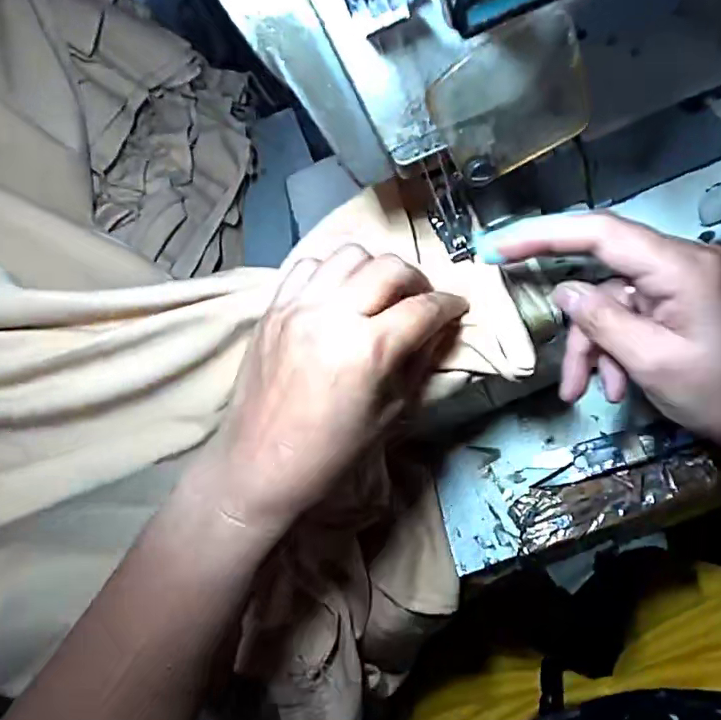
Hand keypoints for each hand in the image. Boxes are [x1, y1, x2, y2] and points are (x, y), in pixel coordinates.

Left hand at [205, 244, 468, 532]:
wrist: (262, 465)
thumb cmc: (335, 450)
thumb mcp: (393, 409)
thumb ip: (420, 358)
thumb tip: (440, 325)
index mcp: (368, 350)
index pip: (423, 308)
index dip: (449, 305)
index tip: (458, 307)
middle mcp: (332, 316)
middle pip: (390, 268)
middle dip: (418, 281)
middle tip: (422, 301)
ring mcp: (297, 306)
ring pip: (350, 254)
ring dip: (376, 269)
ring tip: (381, 294)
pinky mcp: (273, 308)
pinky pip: (310, 264)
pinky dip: (334, 271)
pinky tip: (342, 294)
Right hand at [481, 212, 720, 461]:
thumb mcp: (652, 362)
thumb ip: (602, 321)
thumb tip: (563, 290)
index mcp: (681, 266)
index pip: (601, 233)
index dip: (544, 234)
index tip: (501, 246)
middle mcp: (684, 262)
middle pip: (606, 280)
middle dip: (582, 330)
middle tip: (566, 379)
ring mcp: (687, 282)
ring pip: (617, 305)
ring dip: (599, 348)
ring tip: (592, 392)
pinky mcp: (688, 303)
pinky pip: (638, 317)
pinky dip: (621, 348)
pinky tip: (619, 386)